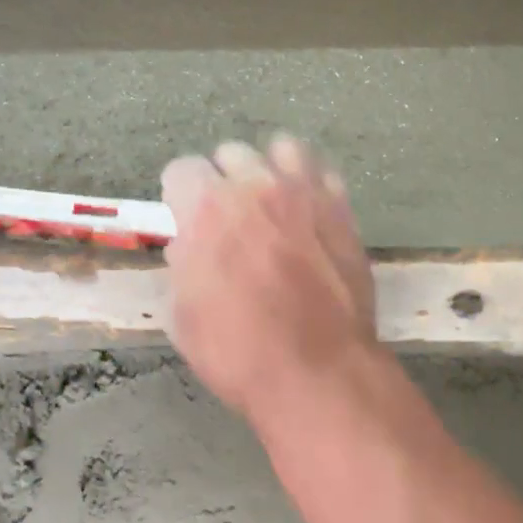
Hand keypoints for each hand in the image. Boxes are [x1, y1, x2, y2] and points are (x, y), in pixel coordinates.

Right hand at [161, 135, 378, 416]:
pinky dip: (310, 184)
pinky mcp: (342, 209)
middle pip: (231, 154)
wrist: (318, 372)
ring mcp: (305, 193)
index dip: (179, 197)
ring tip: (271, 203)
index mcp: (207, 209)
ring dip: (270, 170)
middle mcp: (256, 187)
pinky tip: (307, 211)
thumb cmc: (238, 353)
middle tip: (229, 219)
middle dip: (223, 181)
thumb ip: (181, 268)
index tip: (185, 221)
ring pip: (282, 149)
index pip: (181, 170)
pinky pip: (323, 173)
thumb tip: (188, 247)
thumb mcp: (182, 317)